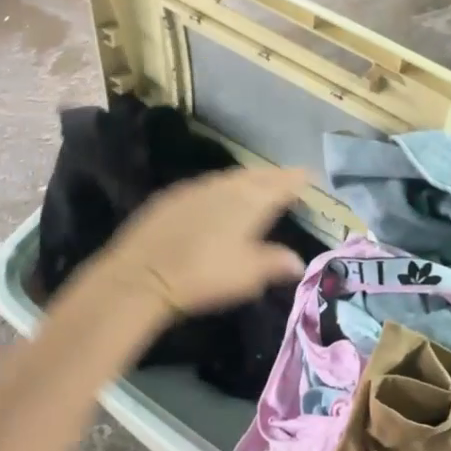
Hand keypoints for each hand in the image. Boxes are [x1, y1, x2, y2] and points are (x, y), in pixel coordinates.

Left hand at [94, 167, 310, 314]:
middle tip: (286, 176)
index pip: (280, 184)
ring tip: (256, 183)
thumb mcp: (248, 276)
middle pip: (255, 176)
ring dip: (246, 179)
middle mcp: (225, 188)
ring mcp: (195, 189)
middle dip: (273, 175)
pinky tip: (217, 197)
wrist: (142, 276)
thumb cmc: (204, 275)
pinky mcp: (171, 198)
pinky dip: (220, 187)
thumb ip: (276, 263)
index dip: (295, 179)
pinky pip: (206, 185)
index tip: (308, 174)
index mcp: (250, 202)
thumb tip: (297, 261)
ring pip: (229, 178)